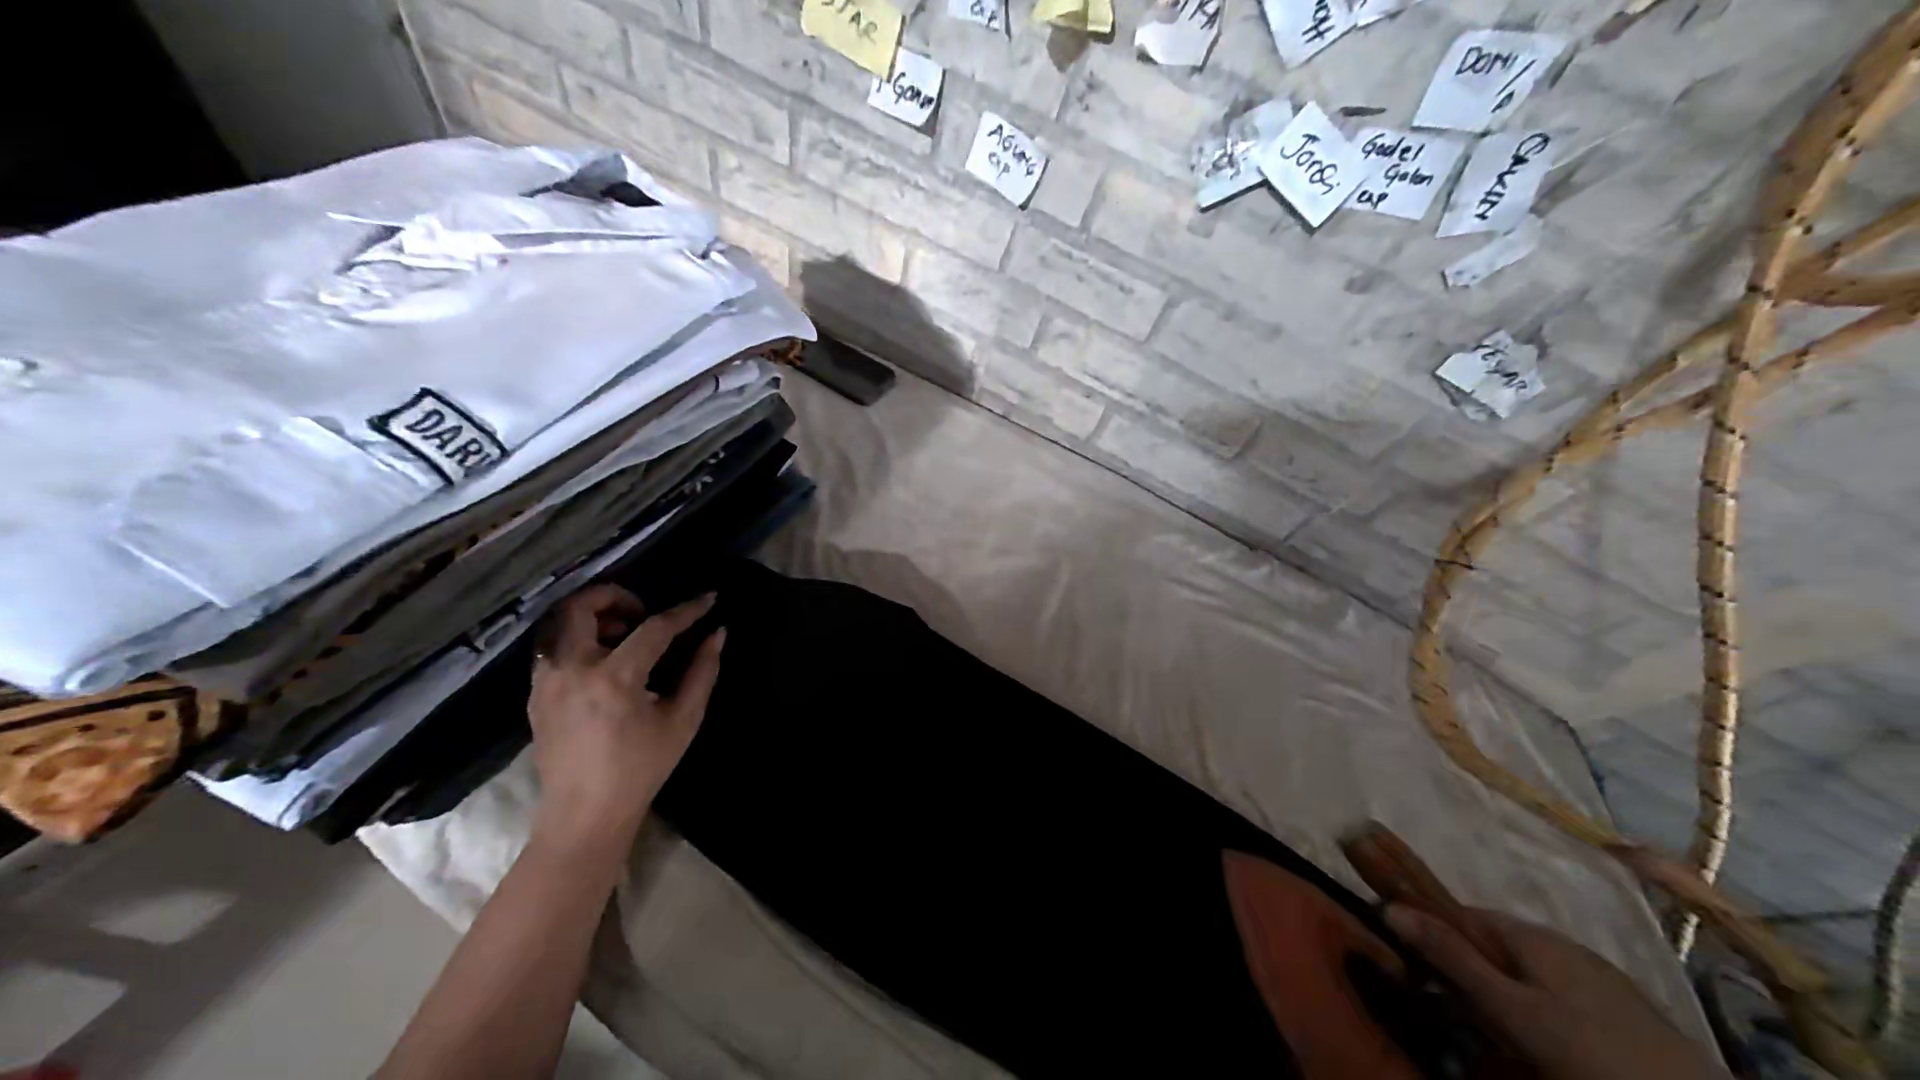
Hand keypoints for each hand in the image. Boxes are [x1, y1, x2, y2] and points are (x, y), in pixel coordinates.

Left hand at [526, 584, 723, 843]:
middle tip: (642, 611)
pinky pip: (552, 648)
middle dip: (615, 595)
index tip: (707, 599)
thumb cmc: (641, 769)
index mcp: (614, 678)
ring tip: (622, 637)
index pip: (654, 628)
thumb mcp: (683, 721)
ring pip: (559, 623)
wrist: (585, 815)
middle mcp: (572, 670)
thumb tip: (717, 634)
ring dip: (593, 617)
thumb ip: (702, 671)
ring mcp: (546, 681)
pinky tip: (603, 662)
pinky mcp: (535, 694)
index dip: (685, 611)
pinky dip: (577, 640)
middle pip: (581, 605)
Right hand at [1387, 904, 1731, 1079]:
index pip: (1463, 913)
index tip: (1414, 963)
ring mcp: (1598, 976)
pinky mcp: (1622, 1009)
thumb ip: (1453, 958)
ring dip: (1504, 990)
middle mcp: (1563, 943)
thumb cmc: (1590, 1051)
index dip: (1435, 931)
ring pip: (1528, 970)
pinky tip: (1543, 1040)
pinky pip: (1559, 994)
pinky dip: (1538, 1007)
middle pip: (1496, 943)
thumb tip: (1388, 906)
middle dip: (1470, 967)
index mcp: (1532, 934)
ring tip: (1496, 1031)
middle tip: (1455, 1007)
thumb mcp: (1511, 1009)